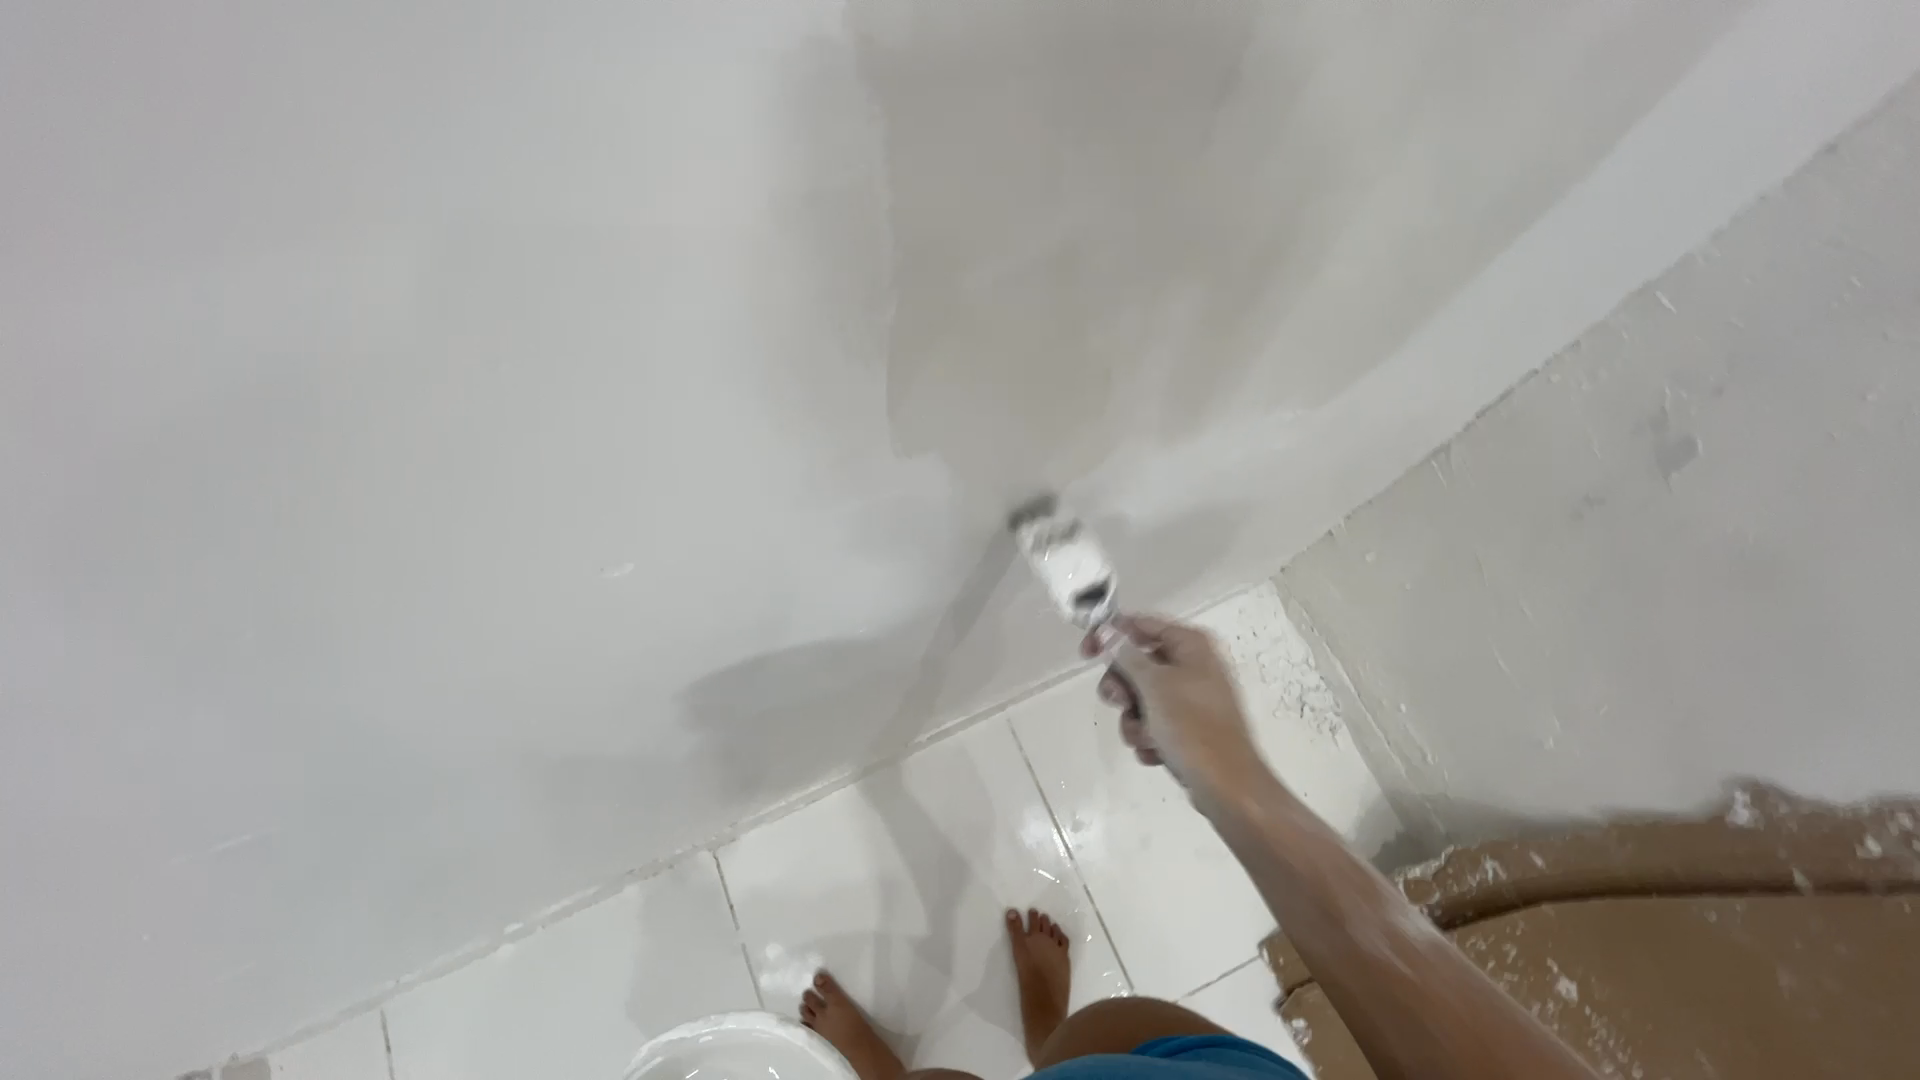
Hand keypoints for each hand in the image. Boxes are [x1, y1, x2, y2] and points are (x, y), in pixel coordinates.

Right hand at [1080, 614, 1262, 792]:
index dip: (1110, 635)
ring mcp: (1191, 699)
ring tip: (1146, 737)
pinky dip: (1148, 736)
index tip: (1085, 653)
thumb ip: (1125, 655)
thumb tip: (1106, 629)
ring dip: (1134, 719)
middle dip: (1123, 689)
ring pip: (1141, 698)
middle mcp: (1193, 666)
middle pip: (1137, 664)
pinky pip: (1153, 722)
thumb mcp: (1154, 686)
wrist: (1226, 786)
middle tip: (1120, 702)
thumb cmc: (1192, 728)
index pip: (1141, 625)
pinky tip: (1157, 752)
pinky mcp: (1188, 727)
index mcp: (1191, 645)